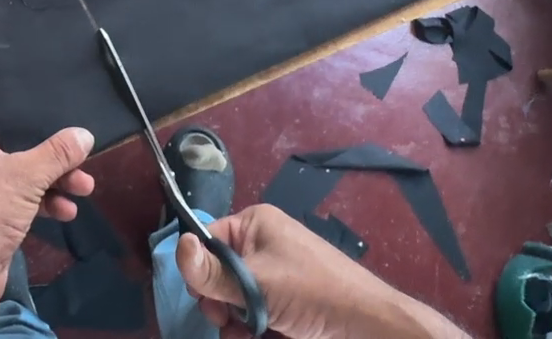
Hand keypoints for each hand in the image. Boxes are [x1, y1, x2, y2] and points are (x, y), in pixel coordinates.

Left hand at [0, 103, 95, 270]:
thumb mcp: (28, 174)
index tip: (53, 108)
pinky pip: (22, 198)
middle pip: (17, 145)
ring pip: (24, 174)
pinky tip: (68, 211)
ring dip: (54, 180)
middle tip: (81, 155)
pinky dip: (43, 202)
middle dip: (52, 155)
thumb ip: (58, 153)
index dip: (24, 111)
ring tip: (86, 187)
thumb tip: (85, 134)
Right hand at [176, 204, 466, 338]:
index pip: (209, 240)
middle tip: (229, 323)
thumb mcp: (257, 284)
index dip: (202, 271)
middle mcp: (265, 244)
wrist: (374, 330)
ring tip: (248, 336)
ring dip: (236, 321)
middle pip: (221, 272)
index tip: (209, 301)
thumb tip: (178, 246)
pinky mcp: (293, 304)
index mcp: (255, 224)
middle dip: (220, 302)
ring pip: (238, 297)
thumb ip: (213, 273)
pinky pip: (260, 312)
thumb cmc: (314, 294)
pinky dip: (255, 329)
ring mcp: (280, 276)